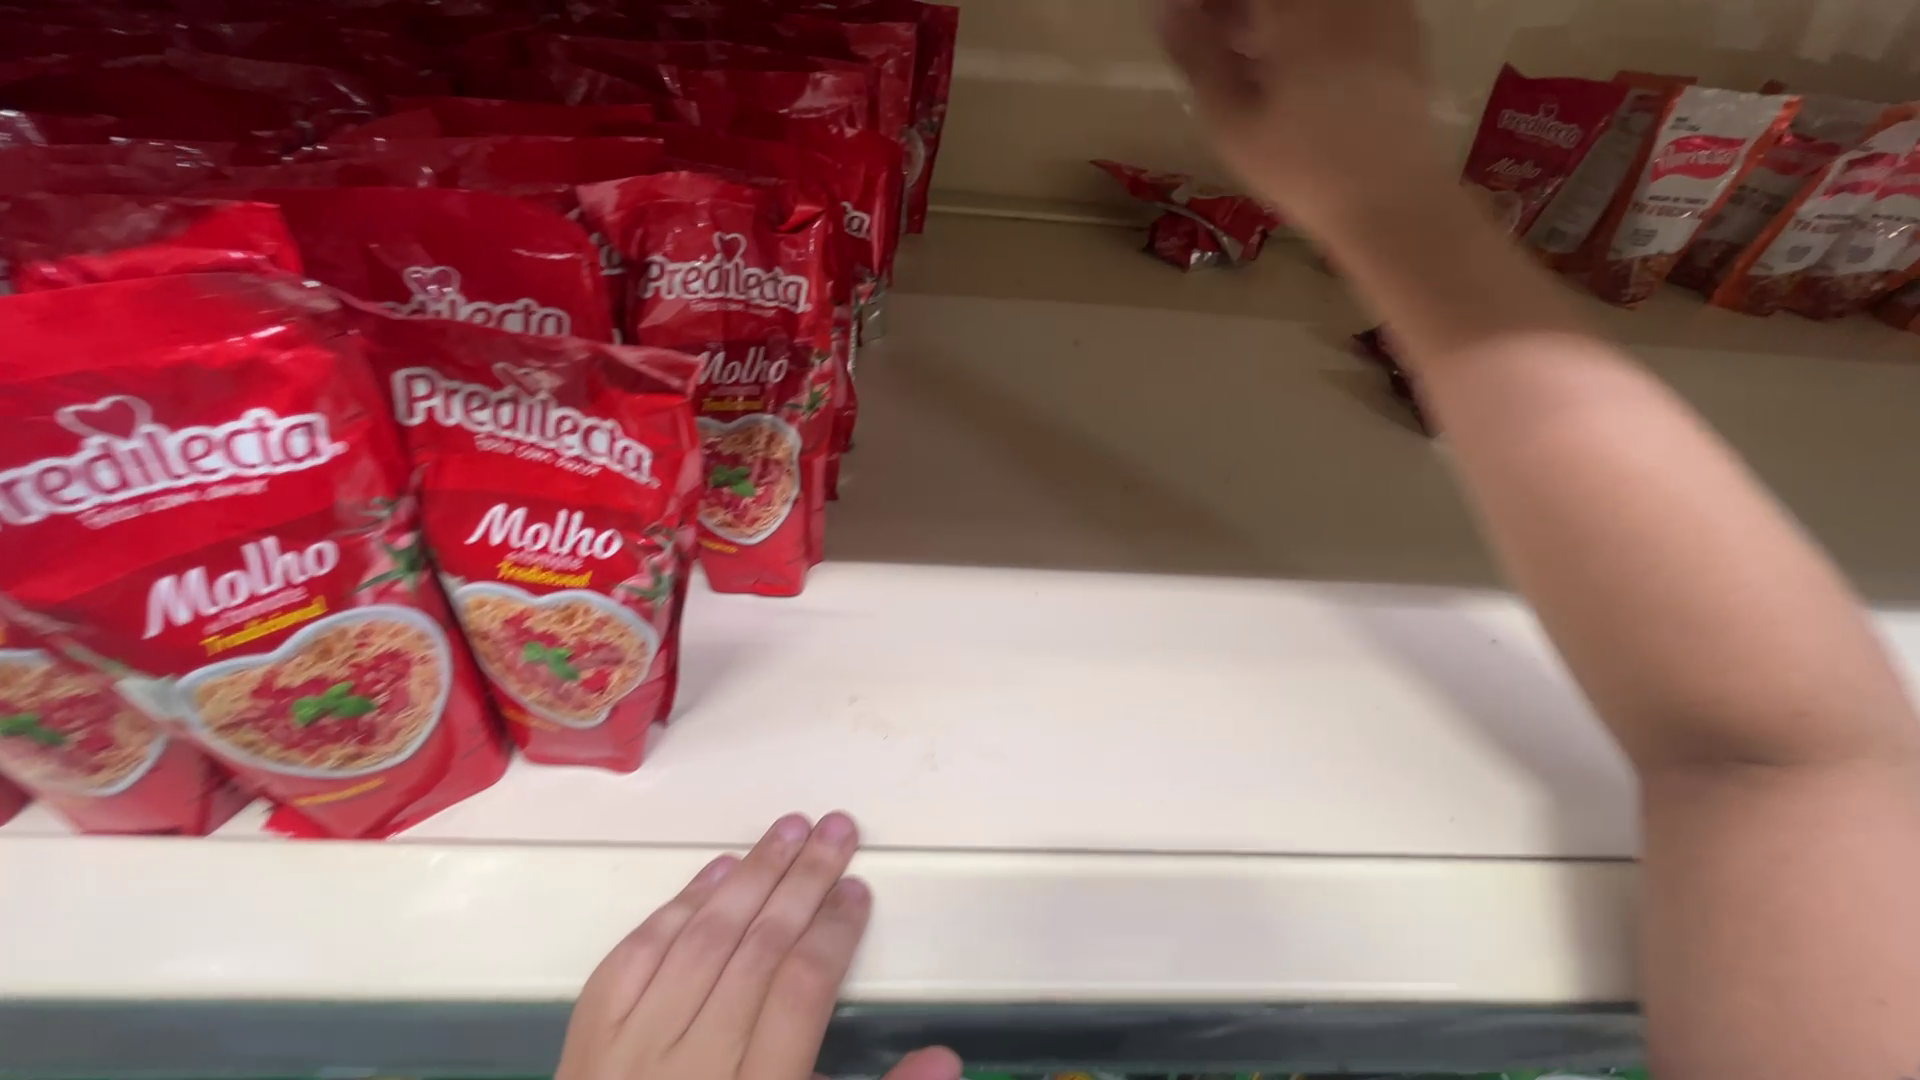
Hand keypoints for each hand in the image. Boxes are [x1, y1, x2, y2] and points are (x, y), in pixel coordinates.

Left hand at [556, 812, 961, 1079]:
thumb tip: (947, 1057)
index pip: (800, 993)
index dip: (833, 932)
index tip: (857, 887)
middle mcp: (690, 1066)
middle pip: (755, 950)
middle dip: (803, 881)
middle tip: (836, 829)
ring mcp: (629, 1052)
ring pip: (701, 940)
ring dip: (751, 875)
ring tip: (790, 828)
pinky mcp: (587, 1042)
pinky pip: (634, 956)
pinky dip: (678, 906)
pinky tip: (716, 870)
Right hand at [1157, 0, 1452, 234]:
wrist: (1388, 198)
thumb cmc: (1298, 167)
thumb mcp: (1232, 122)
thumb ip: (1198, 58)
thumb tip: (1167, 12)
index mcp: (1294, 9)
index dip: (1208, 5)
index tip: (1184, 21)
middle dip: (1238, 11)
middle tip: (1215, 42)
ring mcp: (1380, 5)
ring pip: (1312, 4)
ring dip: (1273, 20)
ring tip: (1253, 60)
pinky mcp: (1405, 30)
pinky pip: (1348, 10)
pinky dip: (1315, 27)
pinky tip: (1299, 68)